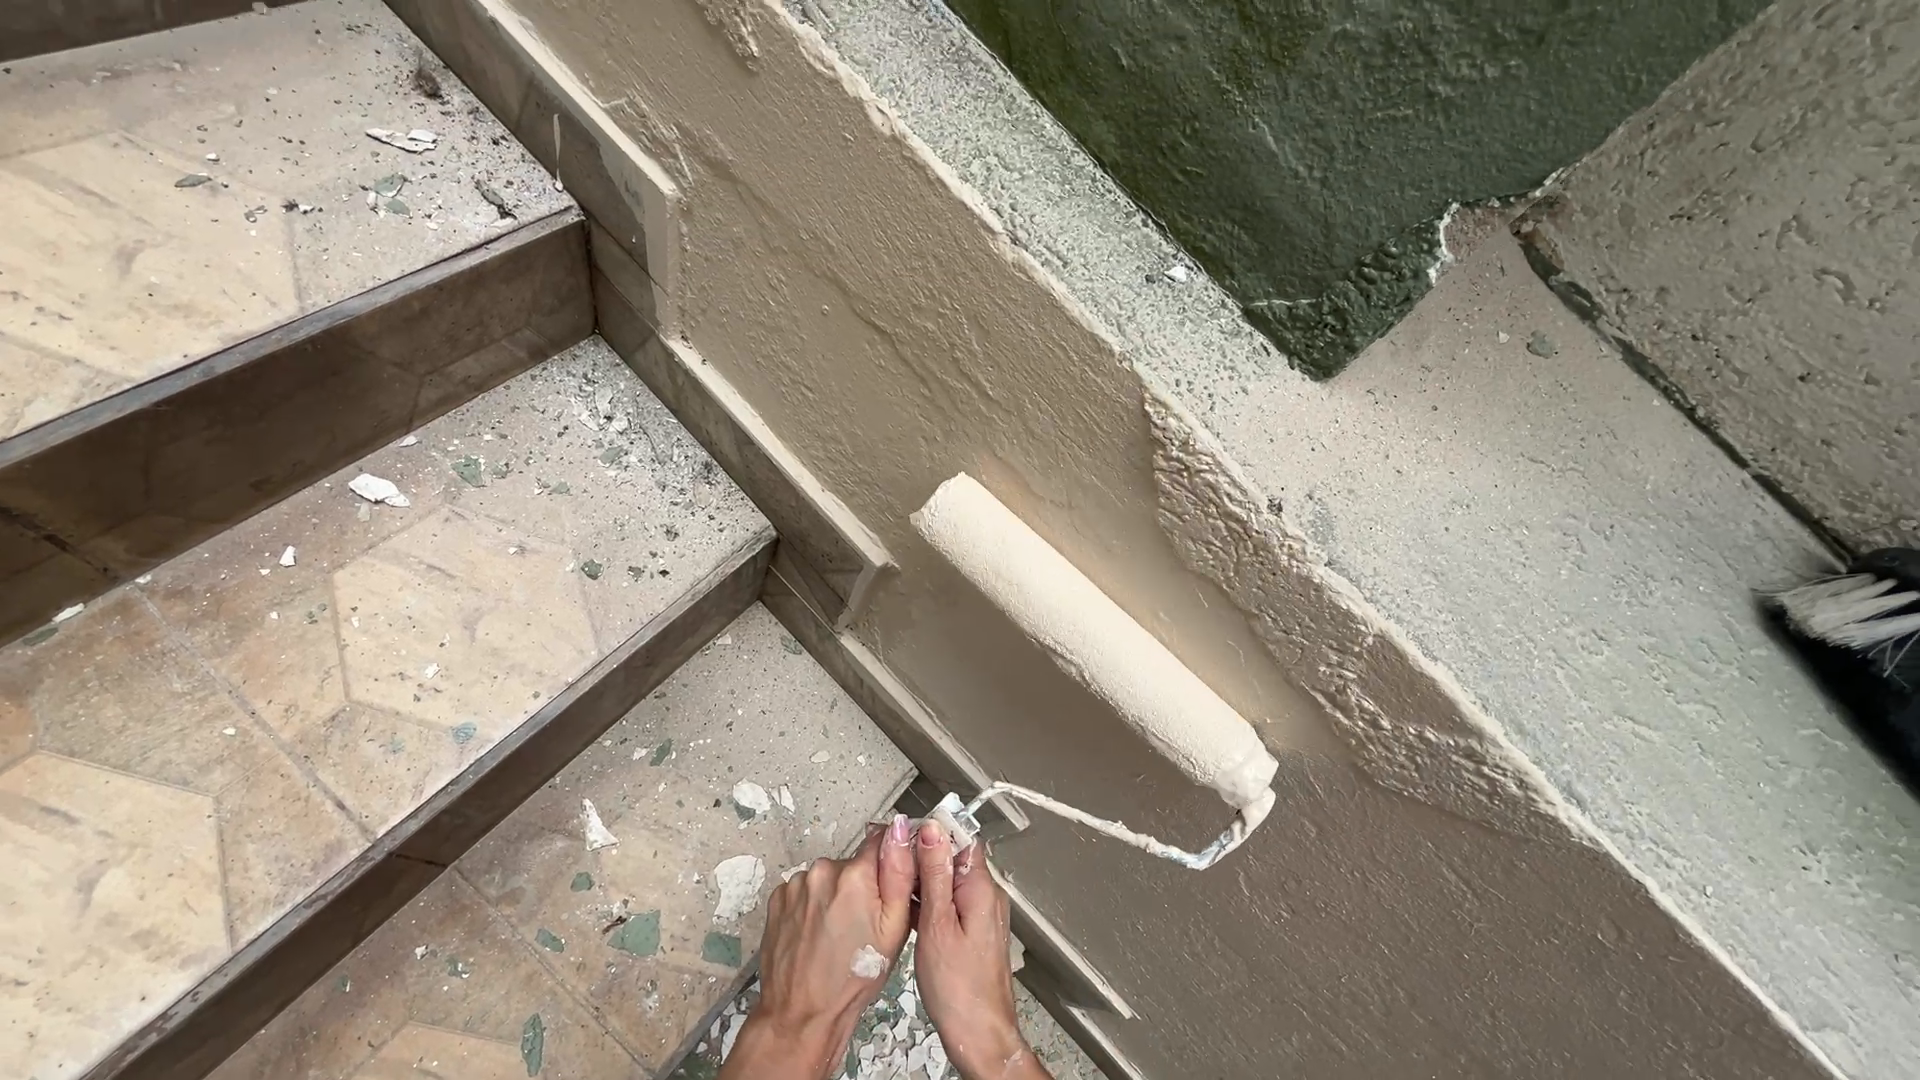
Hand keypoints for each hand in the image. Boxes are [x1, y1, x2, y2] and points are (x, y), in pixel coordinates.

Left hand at [720, 815, 915, 1079]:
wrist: (800, 1014)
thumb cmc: (854, 978)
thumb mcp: (894, 930)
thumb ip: (900, 872)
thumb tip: (901, 827)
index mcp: (855, 874)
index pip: (881, 841)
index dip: (889, 862)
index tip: (889, 887)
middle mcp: (823, 869)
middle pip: (853, 864)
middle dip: (861, 886)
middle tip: (863, 924)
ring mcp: (796, 883)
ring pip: (829, 878)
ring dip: (836, 896)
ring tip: (837, 933)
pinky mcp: (778, 898)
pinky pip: (806, 890)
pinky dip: (813, 906)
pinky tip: (816, 934)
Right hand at [911, 823, 1047, 1079]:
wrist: (979, 1035)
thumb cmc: (960, 989)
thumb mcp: (938, 925)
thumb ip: (935, 875)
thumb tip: (932, 831)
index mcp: (982, 888)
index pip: (962, 837)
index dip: (933, 830)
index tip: (905, 831)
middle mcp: (986, 896)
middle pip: (954, 856)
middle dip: (923, 853)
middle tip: (891, 857)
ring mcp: (980, 913)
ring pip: (948, 879)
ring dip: (923, 877)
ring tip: (893, 882)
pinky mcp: (971, 930)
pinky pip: (948, 901)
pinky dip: (928, 900)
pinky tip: (907, 908)